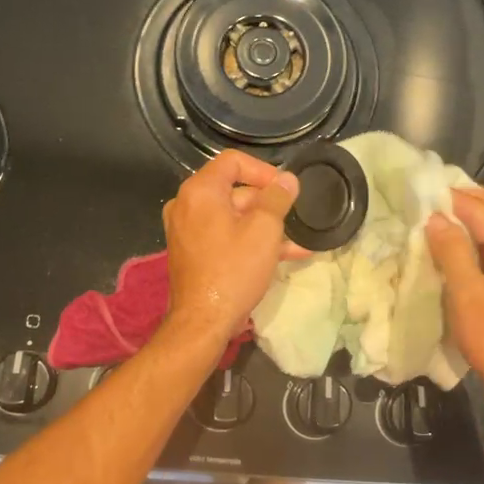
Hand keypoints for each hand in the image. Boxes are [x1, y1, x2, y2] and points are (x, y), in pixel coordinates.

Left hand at [161, 150, 299, 345]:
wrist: (202, 322)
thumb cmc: (234, 270)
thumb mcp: (264, 231)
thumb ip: (277, 199)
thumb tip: (287, 180)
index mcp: (200, 191)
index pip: (233, 162)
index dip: (264, 171)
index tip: (286, 190)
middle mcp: (186, 204)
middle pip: (234, 190)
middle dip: (267, 204)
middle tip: (294, 219)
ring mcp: (186, 229)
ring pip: (232, 216)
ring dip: (264, 227)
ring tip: (296, 242)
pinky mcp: (191, 252)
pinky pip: (223, 235)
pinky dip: (248, 240)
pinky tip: (281, 255)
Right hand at [424, 187, 483, 411]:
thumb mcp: (465, 296)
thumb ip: (451, 252)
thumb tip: (434, 217)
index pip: (483, 209)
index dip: (452, 198)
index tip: (422, 194)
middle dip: (468, 197)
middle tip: (434, 200)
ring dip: (476, 212)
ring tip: (443, 216)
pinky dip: (483, 230)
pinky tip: (461, 240)